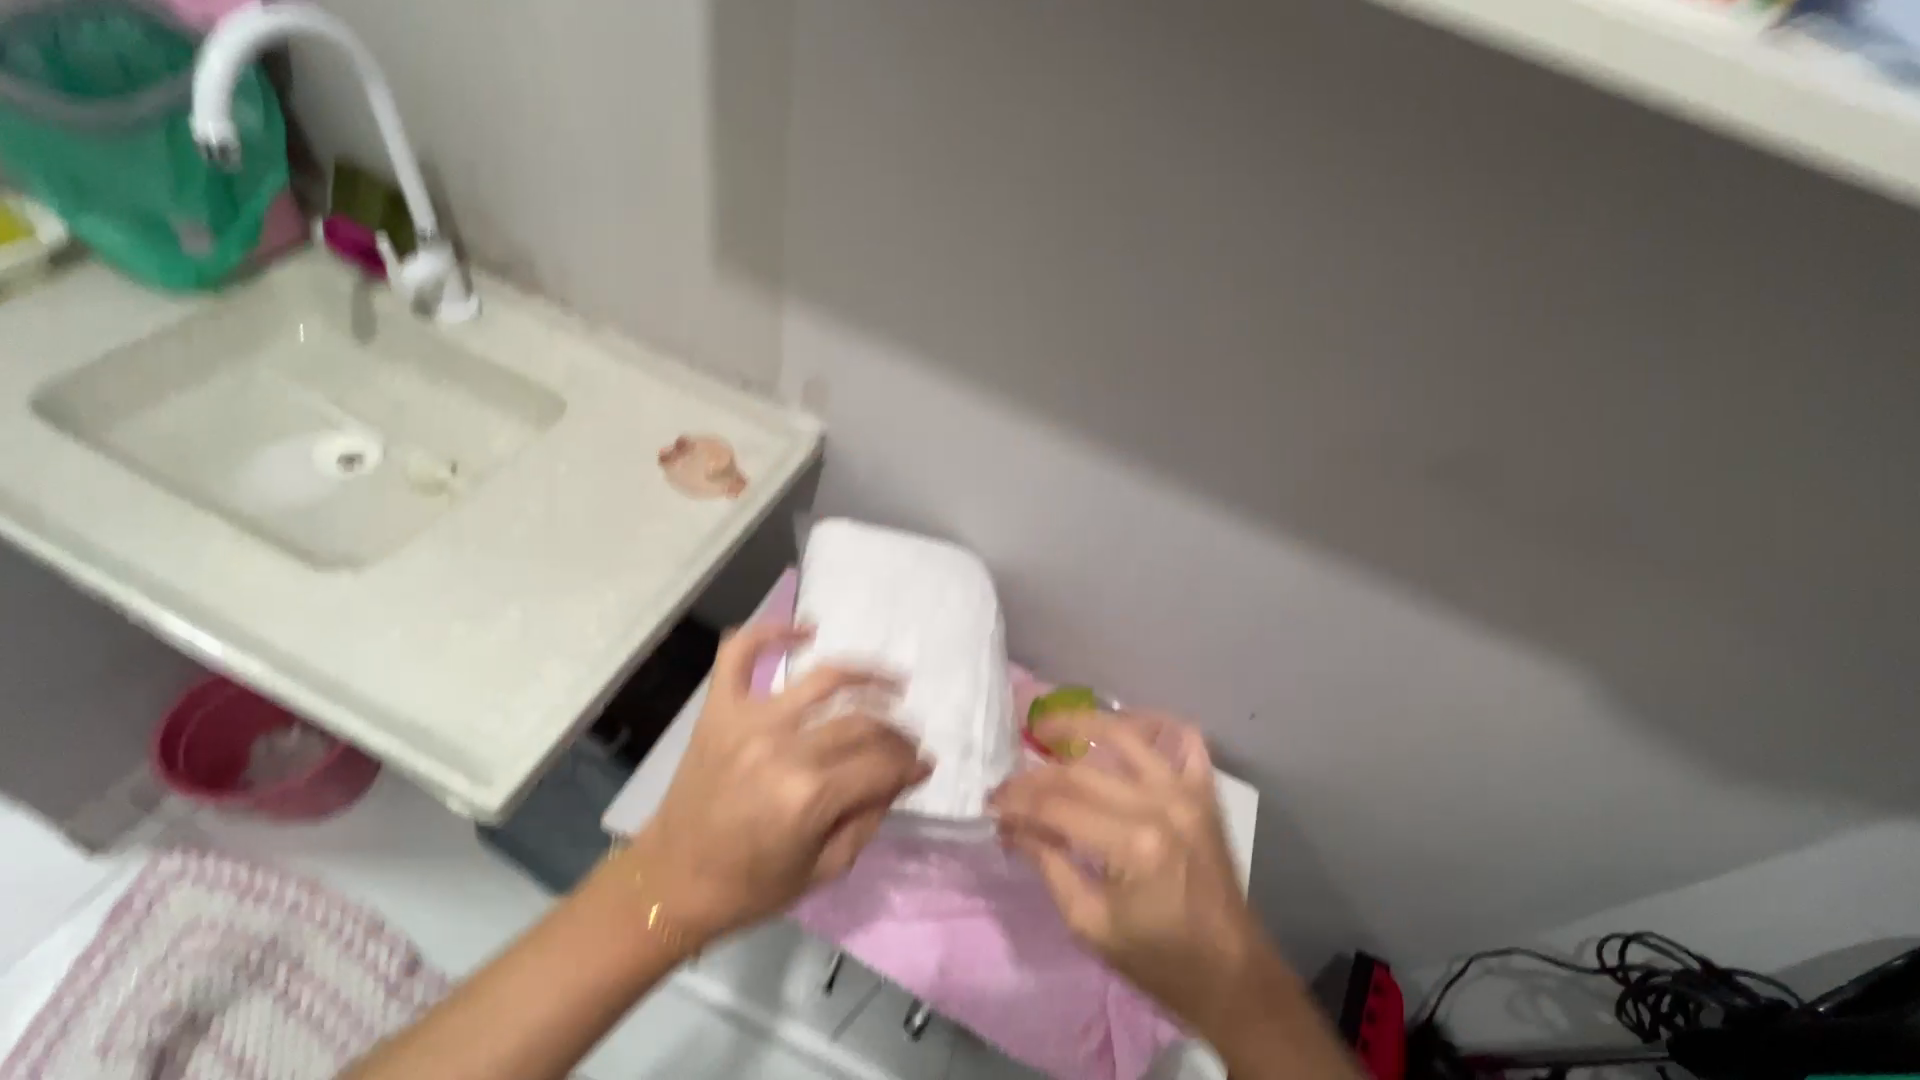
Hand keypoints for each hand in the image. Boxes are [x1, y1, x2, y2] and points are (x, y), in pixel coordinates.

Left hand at [621, 622, 931, 945]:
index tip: (923, 765)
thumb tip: (903, 775)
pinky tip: (806, 631)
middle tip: (907, 739)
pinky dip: (772, 633)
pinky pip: (741, 653)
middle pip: (861, 721)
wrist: (672, 881)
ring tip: (889, 684)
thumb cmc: (752, 885)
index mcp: (810, 795)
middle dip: (896, 731)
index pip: (882, 764)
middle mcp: (783, 747)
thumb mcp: (826, 868)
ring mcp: (748, 721)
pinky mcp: (719, 709)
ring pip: (823, 679)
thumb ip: (869, 816)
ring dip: (865, 674)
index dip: (911, 764)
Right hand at [990, 712, 1269, 1029]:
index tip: (990, 806)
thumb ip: (1048, 866)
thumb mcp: (1089, 925)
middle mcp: (1161, 805)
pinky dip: (1153, 724)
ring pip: (1126, 735)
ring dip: (1081, 723)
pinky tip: (1122, 728)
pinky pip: (1183, 738)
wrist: (1230, 974)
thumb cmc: (1158, 959)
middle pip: (1081, 772)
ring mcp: (1188, 792)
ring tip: (1046, 727)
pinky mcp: (1206, 792)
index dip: (1017, 803)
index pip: (1058, 806)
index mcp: (1134, 845)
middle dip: (1034, 776)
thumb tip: (1011, 826)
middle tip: (1006, 785)